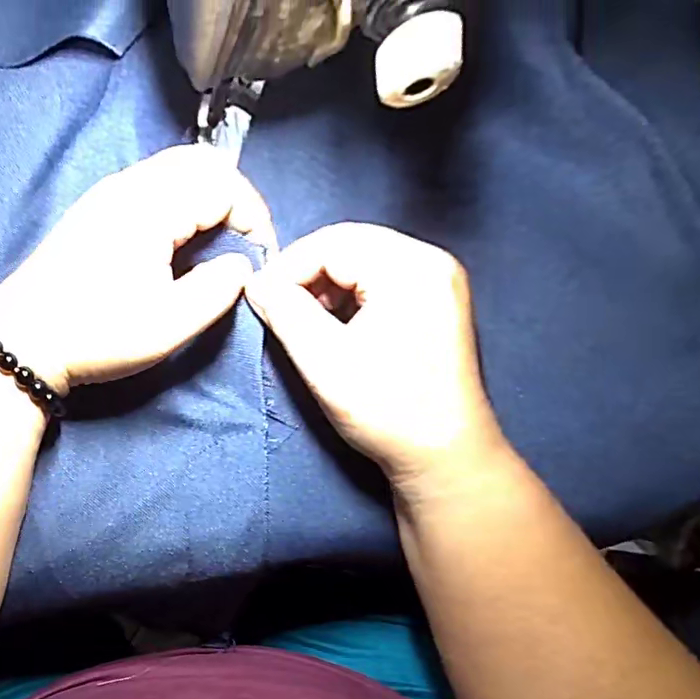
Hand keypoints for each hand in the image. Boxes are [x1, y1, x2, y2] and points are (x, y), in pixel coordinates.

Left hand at [0, 144, 273, 394]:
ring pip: (174, 171)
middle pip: (200, 163)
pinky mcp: (94, 212)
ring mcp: (107, 194)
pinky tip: (177, 247)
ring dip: (206, 201)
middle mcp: (128, 184)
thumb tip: (241, 266)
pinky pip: (151, 187)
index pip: (224, 183)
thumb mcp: (169, 324)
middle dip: (234, 200)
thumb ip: (218, 290)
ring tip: (215, 248)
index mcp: (151, 205)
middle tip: (242, 246)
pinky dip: (179, 205)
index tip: (259, 260)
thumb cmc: (98, 334)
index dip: (253, 218)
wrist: (24, 341)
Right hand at [246, 222, 504, 485]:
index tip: (258, 300)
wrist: (445, 456)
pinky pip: (383, 286)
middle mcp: (432, 263)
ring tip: (306, 328)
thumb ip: (286, 314)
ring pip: (365, 266)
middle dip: (307, 278)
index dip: (287, 267)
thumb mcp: (324, 362)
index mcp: (410, 268)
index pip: (333, 241)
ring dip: (327, 291)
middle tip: (278, 313)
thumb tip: (255, 283)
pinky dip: (351, 302)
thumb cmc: (387, 411)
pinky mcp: (438, 307)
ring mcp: (440, 284)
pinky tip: (337, 333)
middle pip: (351, 248)